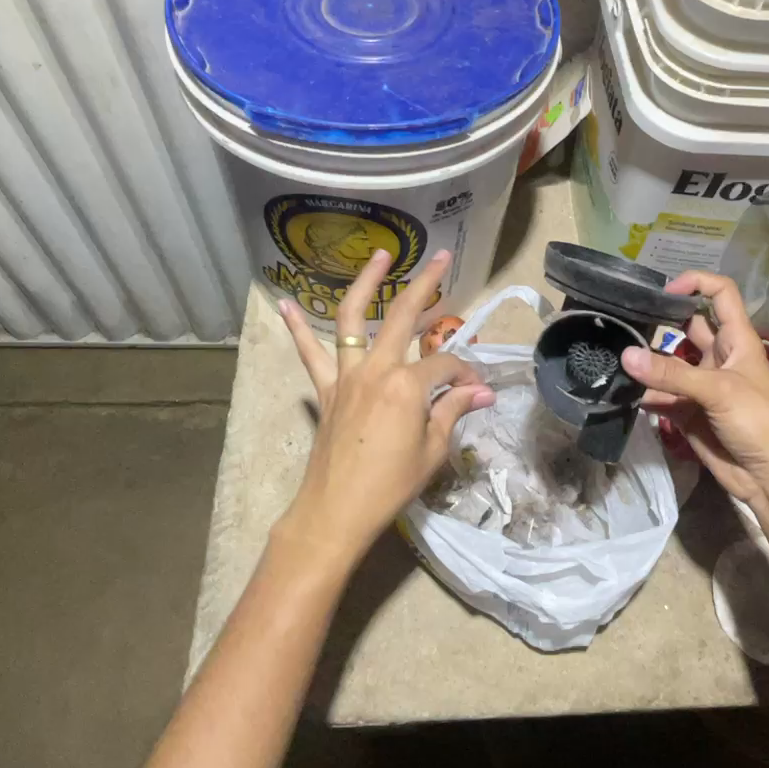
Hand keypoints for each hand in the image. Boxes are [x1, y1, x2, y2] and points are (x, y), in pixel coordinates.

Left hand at [276, 248, 493, 569]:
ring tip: (380, 256)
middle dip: (426, 284)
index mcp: (408, 386)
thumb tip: (482, 392)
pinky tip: (286, 304)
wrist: (336, 512)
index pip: (447, 365)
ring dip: (367, 283)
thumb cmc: (390, 486)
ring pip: (353, 318)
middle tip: (442, 257)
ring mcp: (346, 375)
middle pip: (403, 315)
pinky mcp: (325, 390)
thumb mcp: (433, 451)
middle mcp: (376, 369)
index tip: (477, 390)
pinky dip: (297, 328)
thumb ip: (453, 411)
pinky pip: (309, 354)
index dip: (467, 374)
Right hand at [621, 271, 768, 509]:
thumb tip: (625, 355)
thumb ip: (671, 373)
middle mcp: (718, 356)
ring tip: (612, 352)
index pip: (720, 294)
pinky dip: (641, 393)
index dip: (696, 283)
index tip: (664, 291)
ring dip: (646, 359)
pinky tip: (619, 390)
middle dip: (660, 320)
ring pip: (668, 362)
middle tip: (624, 318)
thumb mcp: (719, 390)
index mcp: (736, 339)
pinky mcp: (687, 412)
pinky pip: (659, 395)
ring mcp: (700, 384)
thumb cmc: (761, 422)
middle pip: (686, 325)